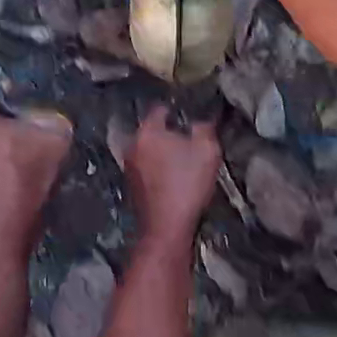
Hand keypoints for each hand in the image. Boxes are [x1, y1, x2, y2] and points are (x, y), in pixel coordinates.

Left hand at [124, 105, 220, 248]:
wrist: (167, 227)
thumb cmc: (186, 184)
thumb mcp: (207, 150)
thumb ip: (204, 128)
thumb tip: (200, 121)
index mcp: (147, 132)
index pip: (160, 109)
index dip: (178, 110)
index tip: (192, 117)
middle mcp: (132, 145)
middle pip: (154, 130)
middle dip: (171, 133)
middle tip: (191, 140)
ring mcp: (128, 166)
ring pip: (149, 150)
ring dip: (164, 152)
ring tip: (184, 160)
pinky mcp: (131, 185)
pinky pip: (147, 167)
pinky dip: (158, 168)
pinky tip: (174, 178)